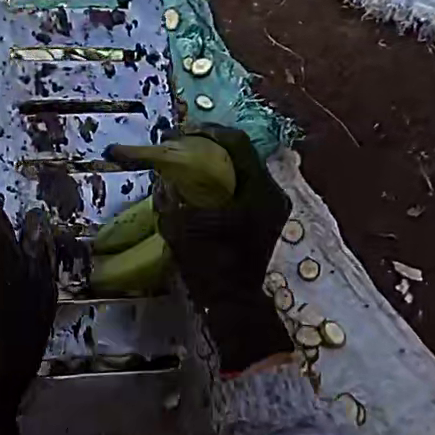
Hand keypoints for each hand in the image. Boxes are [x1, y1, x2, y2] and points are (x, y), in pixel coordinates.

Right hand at [152, 125, 294, 373]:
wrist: (231, 302)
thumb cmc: (210, 265)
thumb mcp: (181, 228)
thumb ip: (170, 199)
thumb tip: (163, 179)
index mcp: (258, 191)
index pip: (236, 144)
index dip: (204, 132)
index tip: (176, 133)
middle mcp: (271, 194)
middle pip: (240, 154)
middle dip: (207, 146)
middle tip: (177, 145)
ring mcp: (270, 206)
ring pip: (240, 169)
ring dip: (212, 162)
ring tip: (183, 161)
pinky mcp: (262, 218)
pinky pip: (240, 186)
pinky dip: (218, 180)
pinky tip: (196, 185)